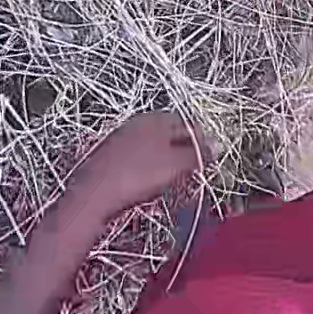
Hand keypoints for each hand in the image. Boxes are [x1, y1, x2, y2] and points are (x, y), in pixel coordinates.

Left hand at [64, 111, 202, 223]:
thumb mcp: (175, 165)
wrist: (94, 194)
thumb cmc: (138, 175)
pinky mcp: (111, 154)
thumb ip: (198, 154)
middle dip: (185, 148)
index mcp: (156, 119)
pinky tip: (150, 180)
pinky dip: (150, 164)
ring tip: (174, 176)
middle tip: (194, 169)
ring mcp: (123, 137)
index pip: (187, 123)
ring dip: (168, 157)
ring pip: (154, 143)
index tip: (208, 159)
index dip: (201, 140)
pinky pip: (139, 154)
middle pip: (170, 132)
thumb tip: (218, 144)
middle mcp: (139, 122)